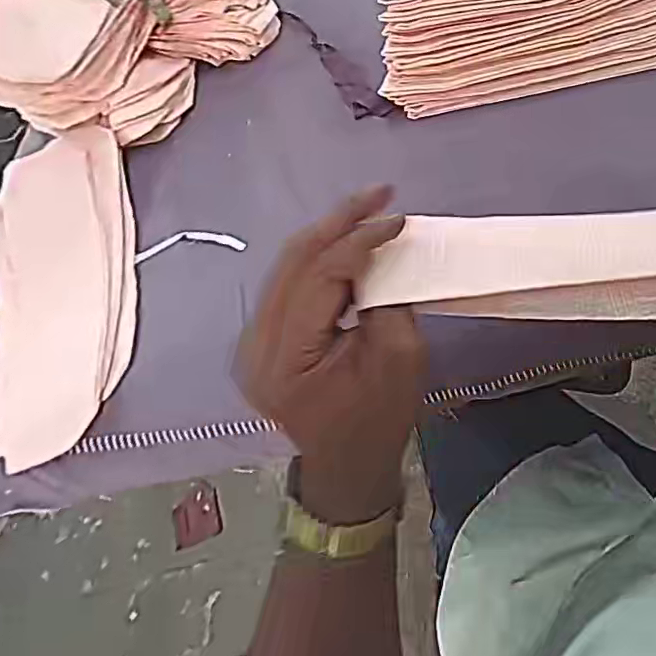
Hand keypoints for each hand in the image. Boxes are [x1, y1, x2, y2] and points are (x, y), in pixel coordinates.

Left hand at [238, 186, 425, 522]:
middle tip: (380, 192)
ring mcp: (254, 340)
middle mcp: (257, 344)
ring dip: (331, 231)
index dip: (361, 241)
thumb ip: (387, 302)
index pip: (320, 278)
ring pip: (289, 264)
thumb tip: (381, 257)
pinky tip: (350, 238)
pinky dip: (324, 253)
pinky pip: (293, 279)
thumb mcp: (400, 358)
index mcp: (287, 358)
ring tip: (369, 207)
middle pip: (294, 261)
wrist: (347, 463)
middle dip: (340, 219)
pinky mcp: (266, 336)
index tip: (399, 220)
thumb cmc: (380, 417)